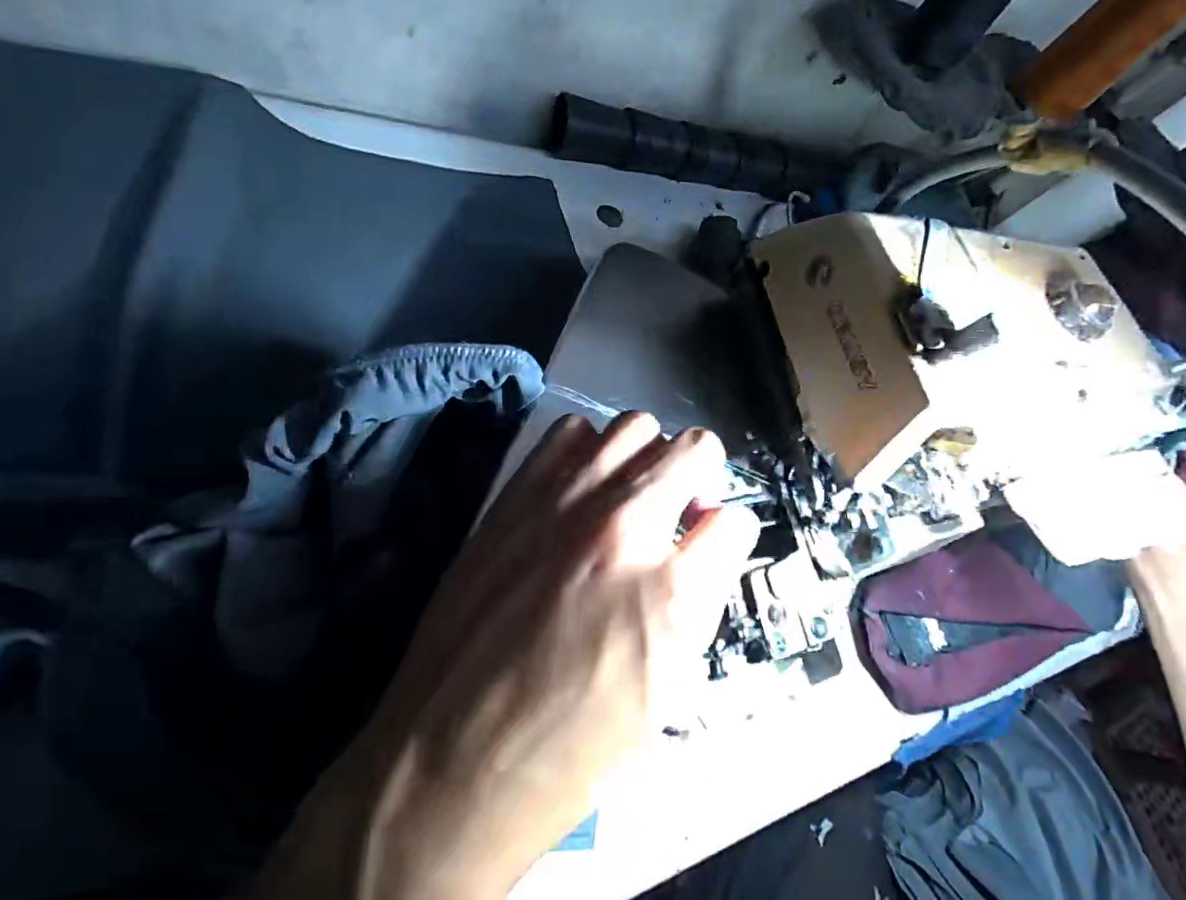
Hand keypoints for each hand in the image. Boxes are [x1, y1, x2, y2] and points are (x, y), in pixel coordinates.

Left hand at [249, 412, 760, 899]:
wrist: (452, 759)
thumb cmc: (570, 750)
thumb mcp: (667, 692)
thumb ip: (699, 600)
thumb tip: (707, 545)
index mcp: (669, 593)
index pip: (734, 519)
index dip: (729, 535)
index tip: (712, 546)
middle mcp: (623, 530)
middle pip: (695, 448)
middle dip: (700, 480)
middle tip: (679, 515)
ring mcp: (563, 504)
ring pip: (637, 426)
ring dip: (647, 458)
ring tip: (631, 496)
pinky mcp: (515, 497)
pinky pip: (572, 432)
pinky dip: (589, 452)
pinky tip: (581, 492)